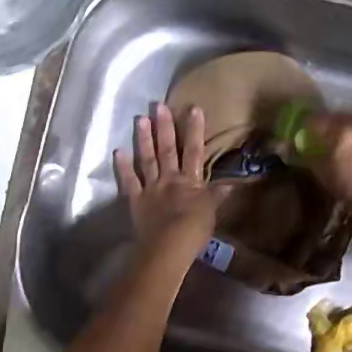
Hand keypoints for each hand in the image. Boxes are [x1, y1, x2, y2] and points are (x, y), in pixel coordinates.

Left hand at [114, 103, 220, 257]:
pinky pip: (129, 181)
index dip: (194, 130)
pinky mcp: (136, 200)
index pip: (194, 151)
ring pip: (147, 159)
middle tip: (158, 105)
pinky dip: (123, 167)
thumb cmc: (194, 230)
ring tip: (140, 118)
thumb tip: (232, 183)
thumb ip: (218, 196)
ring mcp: (151, 188)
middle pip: (167, 149)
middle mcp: (169, 179)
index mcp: (190, 181)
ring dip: (144, 139)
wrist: (169, 246)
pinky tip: (118, 151)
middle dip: (164, 127)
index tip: (193, 108)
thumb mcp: (211, 212)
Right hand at [301, 111, 351, 213]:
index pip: (316, 119)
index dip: (308, 126)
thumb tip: (290, 145)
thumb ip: (307, 155)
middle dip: (331, 125)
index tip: (306, 134)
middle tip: (329, 139)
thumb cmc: (351, 191)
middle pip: (339, 116)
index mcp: (340, 132)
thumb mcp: (323, 175)